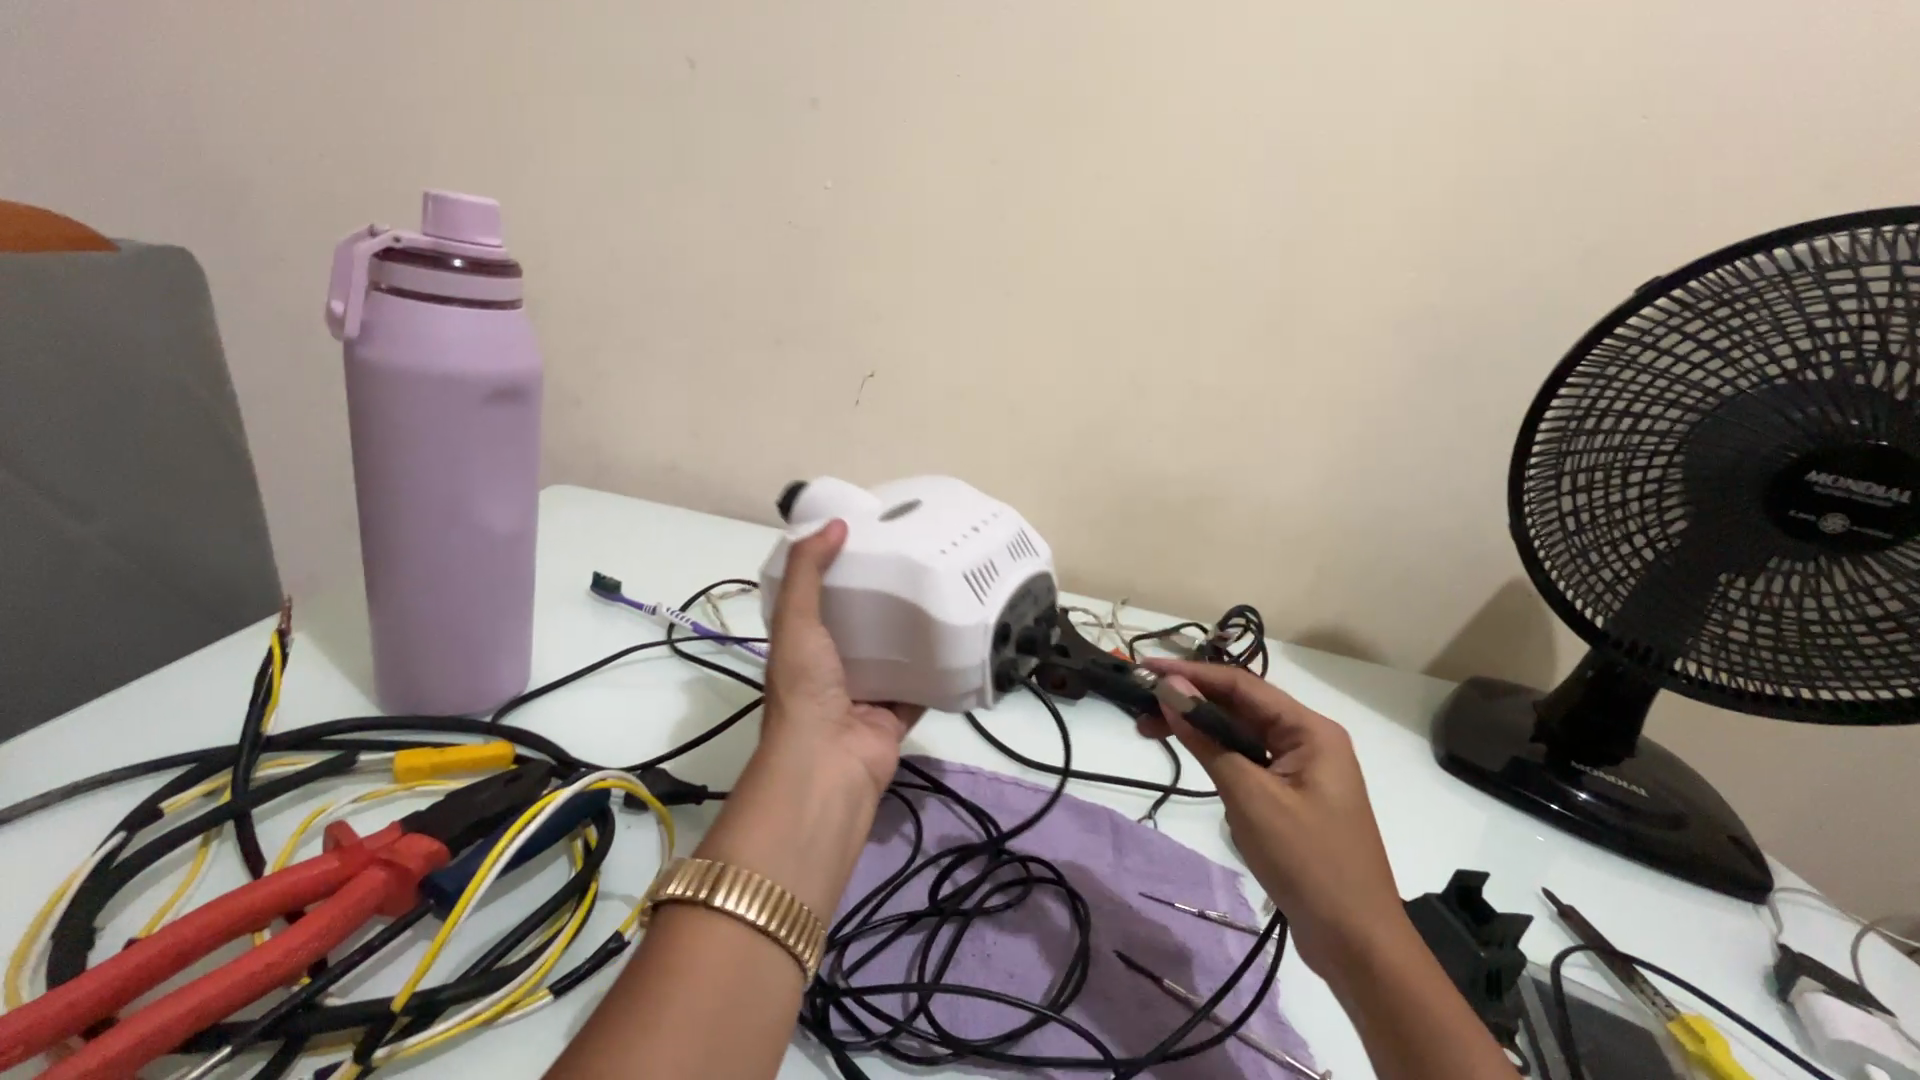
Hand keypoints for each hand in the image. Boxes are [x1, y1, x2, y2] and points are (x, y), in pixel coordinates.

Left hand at [760, 520, 923, 799]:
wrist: (829, 762)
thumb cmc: (806, 689)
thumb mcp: (796, 621)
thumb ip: (808, 572)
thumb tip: (835, 524)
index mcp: (802, 646)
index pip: (817, 600)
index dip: (834, 570)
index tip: (864, 538)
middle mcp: (832, 668)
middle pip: (859, 625)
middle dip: (880, 598)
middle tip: (913, 560)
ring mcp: (866, 693)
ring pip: (893, 655)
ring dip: (910, 631)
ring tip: (940, 591)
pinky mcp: (896, 713)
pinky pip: (921, 686)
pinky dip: (936, 669)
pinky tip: (957, 639)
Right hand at [1135, 659, 1406, 975]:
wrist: (1356, 939)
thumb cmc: (1306, 861)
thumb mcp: (1249, 796)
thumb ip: (1208, 740)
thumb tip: (1171, 692)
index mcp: (1311, 730)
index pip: (1242, 685)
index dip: (1191, 674)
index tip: (1145, 670)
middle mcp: (1310, 740)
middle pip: (1242, 706)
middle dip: (1191, 702)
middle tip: (1140, 708)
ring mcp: (1303, 770)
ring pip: (1243, 734)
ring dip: (1200, 729)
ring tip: (1151, 731)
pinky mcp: (1294, 797)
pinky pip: (1250, 760)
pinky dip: (1218, 755)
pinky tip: (1192, 757)